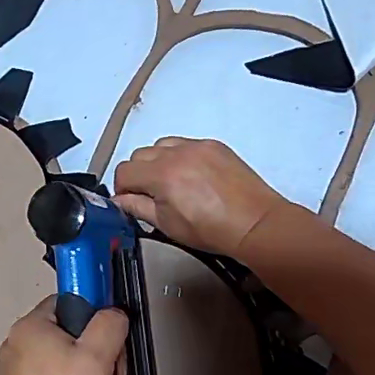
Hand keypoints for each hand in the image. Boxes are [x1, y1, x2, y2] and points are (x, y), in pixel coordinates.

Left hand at [0, 297, 135, 374]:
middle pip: (78, 337)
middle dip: (107, 362)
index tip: (114, 330)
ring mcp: (24, 374)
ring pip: (75, 365)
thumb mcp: (97, 359)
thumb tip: (114, 315)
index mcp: (32, 327)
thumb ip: (110, 325)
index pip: (72, 301)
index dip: (98, 317)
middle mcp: (23, 346)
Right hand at [112, 137, 292, 255]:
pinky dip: (181, 157)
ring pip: (162, 145)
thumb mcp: (167, 224)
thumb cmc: (214, 229)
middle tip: (150, 195)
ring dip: (158, 162)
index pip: (125, 171)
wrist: (253, 224)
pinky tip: (191, 177)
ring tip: (171, 184)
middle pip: (140, 155)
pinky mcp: (215, 146)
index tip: (130, 200)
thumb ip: (137, 207)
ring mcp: (198, 147)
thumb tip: (120, 201)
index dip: (123, 189)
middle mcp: (178, 153)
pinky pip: (187, 144)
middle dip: (139, 174)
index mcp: (162, 174)